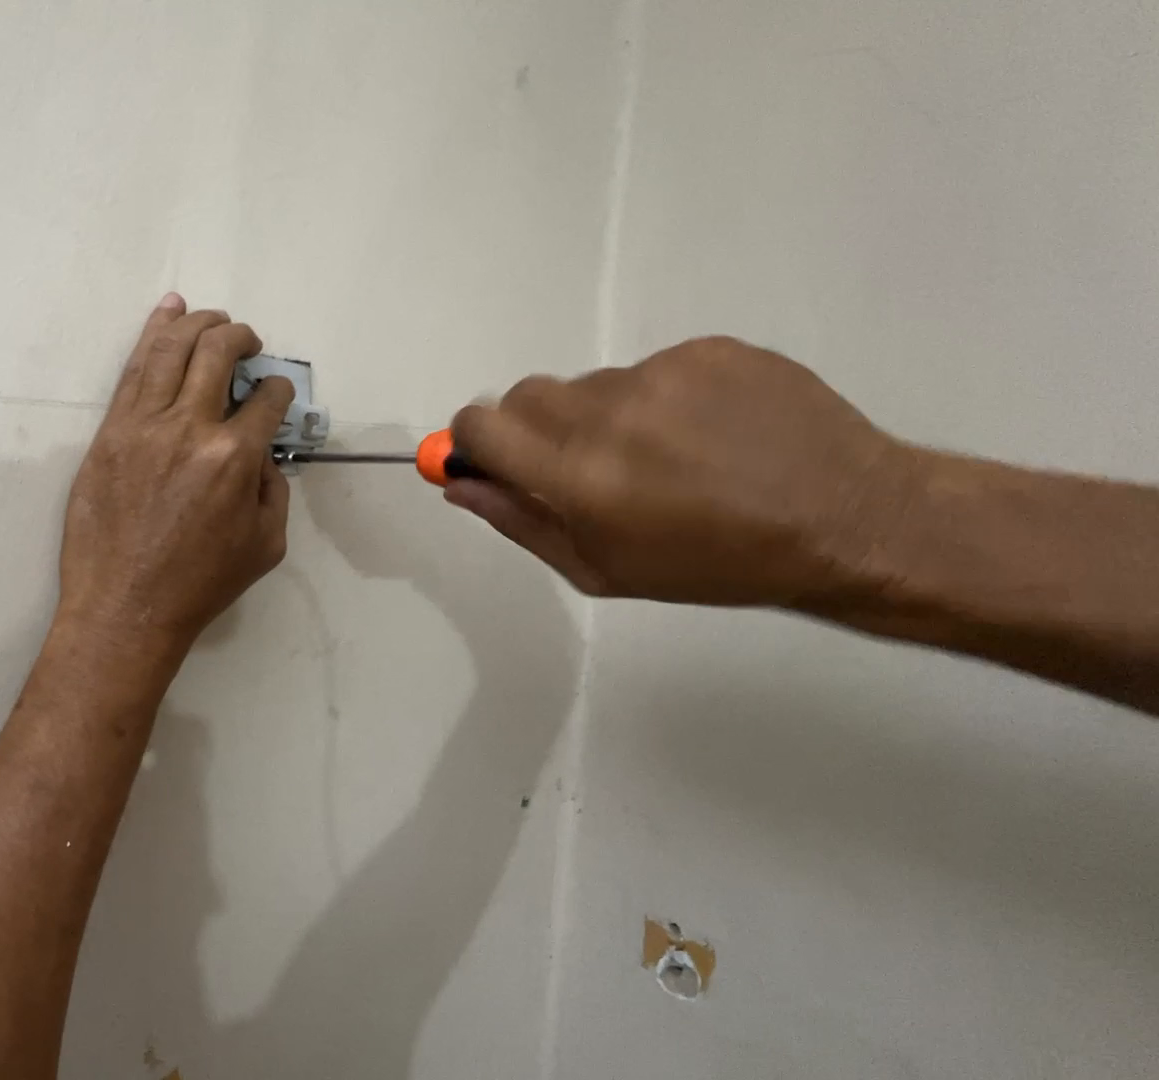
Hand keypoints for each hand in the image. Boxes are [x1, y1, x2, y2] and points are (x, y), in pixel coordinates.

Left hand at [55, 294, 295, 647]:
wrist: (125, 608)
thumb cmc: (198, 585)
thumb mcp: (265, 547)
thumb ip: (273, 492)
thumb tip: (261, 455)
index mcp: (235, 458)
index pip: (266, 400)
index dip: (278, 390)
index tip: (275, 392)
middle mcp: (190, 429)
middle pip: (218, 353)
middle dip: (241, 337)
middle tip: (248, 341)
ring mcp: (143, 426)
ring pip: (171, 349)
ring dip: (197, 322)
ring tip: (212, 316)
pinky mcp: (109, 433)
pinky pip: (132, 372)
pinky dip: (151, 335)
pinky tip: (166, 315)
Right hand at [448, 336, 918, 605]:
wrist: (848, 519)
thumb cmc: (711, 564)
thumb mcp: (600, 568)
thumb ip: (519, 521)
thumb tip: (458, 484)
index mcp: (576, 475)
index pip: (478, 424)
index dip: (473, 441)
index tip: (494, 461)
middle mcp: (607, 412)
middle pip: (524, 396)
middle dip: (532, 429)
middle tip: (583, 466)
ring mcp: (660, 373)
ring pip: (590, 385)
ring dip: (600, 416)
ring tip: (663, 454)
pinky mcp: (706, 348)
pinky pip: (650, 369)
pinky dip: (658, 399)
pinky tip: (706, 432)